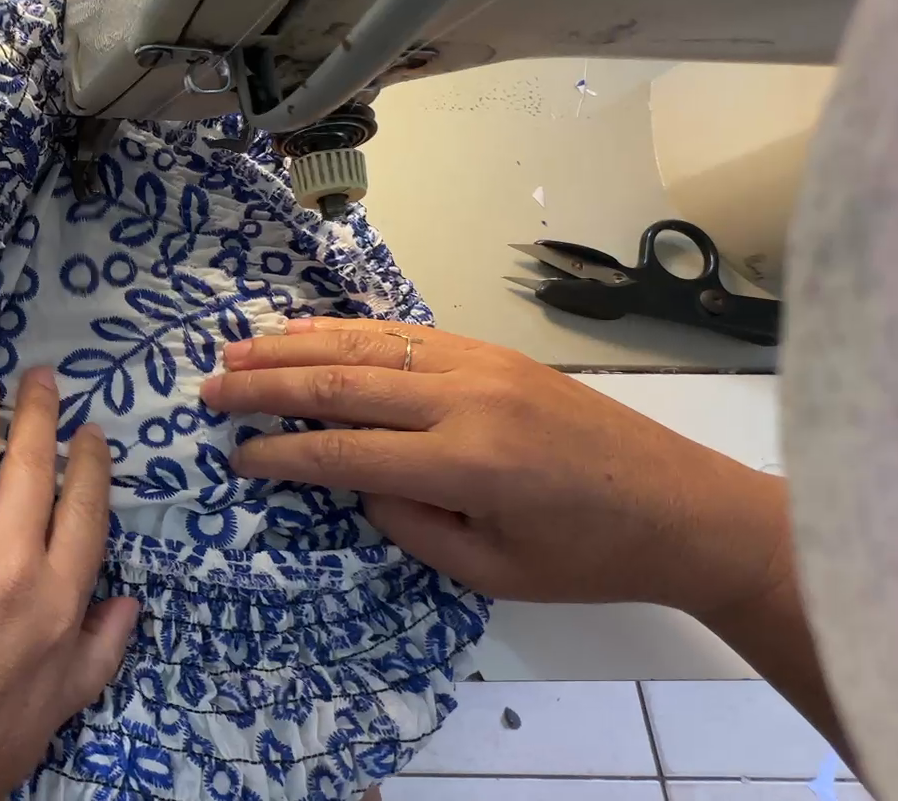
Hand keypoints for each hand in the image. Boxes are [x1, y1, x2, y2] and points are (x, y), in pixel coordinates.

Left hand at [0, 367, 139, 800]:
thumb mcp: (52, 715)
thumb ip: (98, 655)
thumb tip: (130, 603)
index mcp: (56, 601)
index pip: (86, 508)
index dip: (89, 461)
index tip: (88, 430)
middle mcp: (8, 558)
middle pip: (32, 461)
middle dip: (38, 409)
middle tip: (38, 376)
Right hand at [199, 318, 788, 617]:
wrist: (688, 508)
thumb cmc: (586, 556)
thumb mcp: (488, 569)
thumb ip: (404, 518)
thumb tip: (350, 472)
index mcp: (467, 464)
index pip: (344, 451)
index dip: (281, 454)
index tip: (236, 456)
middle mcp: (463, 400)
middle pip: (338, 384)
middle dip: (264, 387)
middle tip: (209, 388)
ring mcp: (474, 362)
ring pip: (359, 345)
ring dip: (289, 347)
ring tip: (234, 349)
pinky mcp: (484, 347)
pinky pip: (395, 330)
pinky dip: (338, 327)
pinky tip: (296, 328)